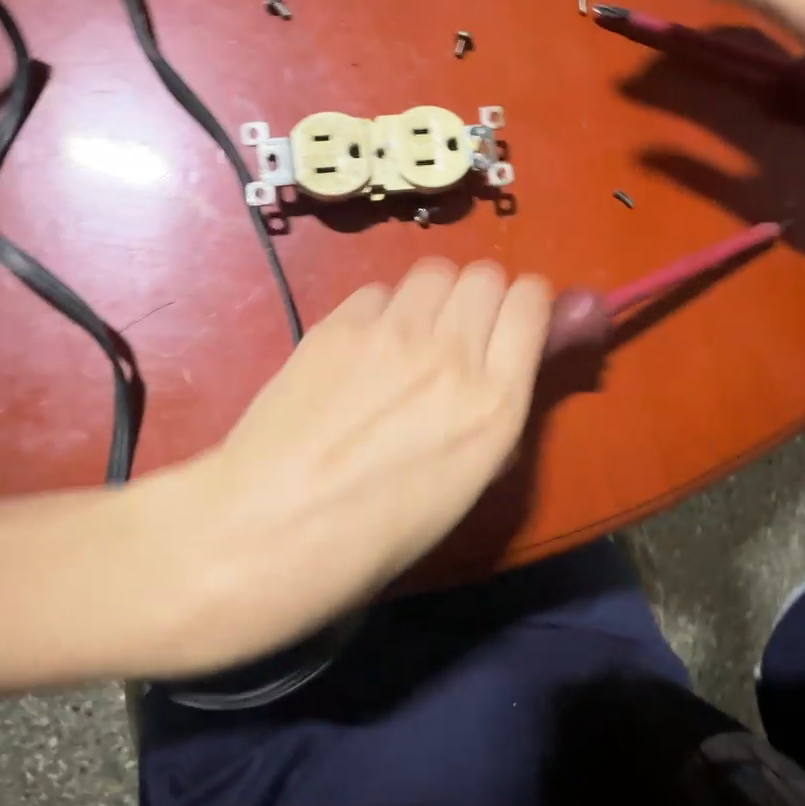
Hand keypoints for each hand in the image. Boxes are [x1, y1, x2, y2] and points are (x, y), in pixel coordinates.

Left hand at [172, 259, 552, 667]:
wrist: (273, 528)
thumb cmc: (379, 534)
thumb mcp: (467, 484)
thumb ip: (497, 411)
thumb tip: (512, 364)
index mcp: (495, 403)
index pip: (532, 301)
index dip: (525, 308)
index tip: (511, 327)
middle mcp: (452, 353)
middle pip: (485, 275)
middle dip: (482, 298)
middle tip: (460, 335)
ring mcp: (392, 331)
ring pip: (435, 271)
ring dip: (435, 296)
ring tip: (412, 335)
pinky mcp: (339, 323)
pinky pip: (380, 290)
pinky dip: (383, 310)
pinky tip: (363, 348)